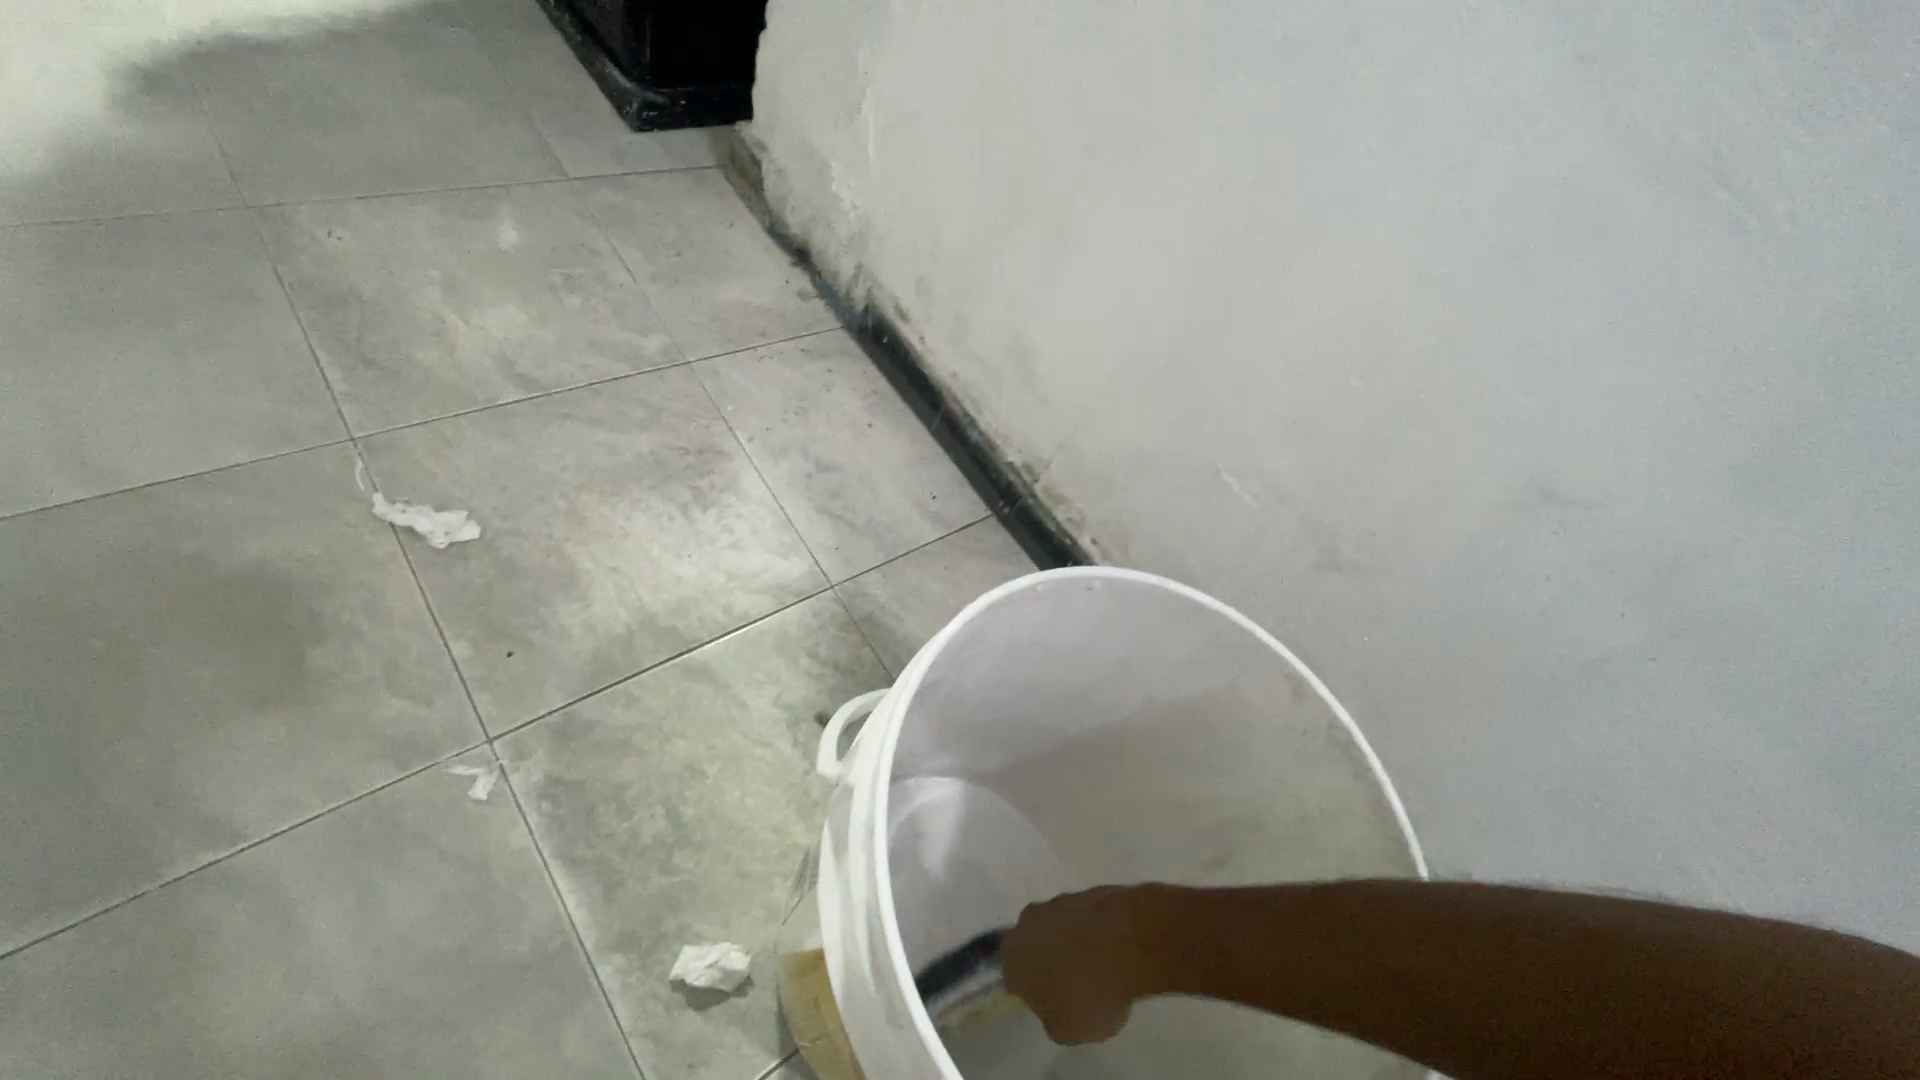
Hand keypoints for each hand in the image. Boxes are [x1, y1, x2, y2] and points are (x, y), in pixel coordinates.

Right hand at [1001, 886, 1165, 1044]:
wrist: (1128, 942)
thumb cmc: (1091, 993)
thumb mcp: (1069, 1030)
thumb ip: (1052, 1019)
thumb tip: (1053, 1010)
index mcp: (1013, 959)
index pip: (1016, 979)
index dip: (1036, 992)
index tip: (1057, 1001)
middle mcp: (1027, 924)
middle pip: (1034, 945)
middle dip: (1049, 959)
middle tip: (1075, 980)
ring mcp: (1057, 902)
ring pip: (1058, 926)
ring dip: (1072, 941)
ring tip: (1100, 963)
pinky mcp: (1086, 891)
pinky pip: (1085, 916)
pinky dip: (1094, 928)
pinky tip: (1113, 946)